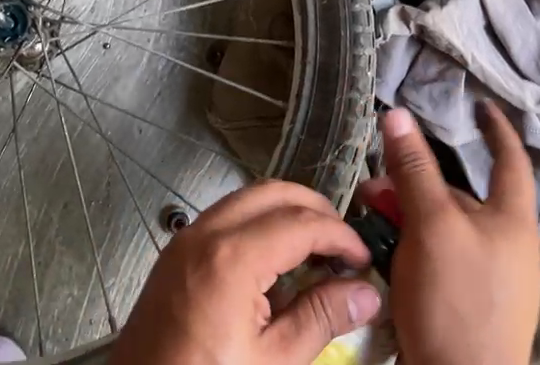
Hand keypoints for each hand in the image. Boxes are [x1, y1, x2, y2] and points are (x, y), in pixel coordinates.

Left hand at [108, 180, 380, 364]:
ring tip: (315, 252)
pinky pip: (224, 218)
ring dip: (284, 213)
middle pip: (272, 192)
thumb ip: (321, 318)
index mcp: (231, 257)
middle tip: (343, 243)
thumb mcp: (274, 362)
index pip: (300, 222)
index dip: (339, 235)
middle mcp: (205, 233)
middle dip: (313, 209)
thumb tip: (365, 293)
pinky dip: (256, 224)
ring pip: (246, 199)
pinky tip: (275, 265)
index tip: (364, 257)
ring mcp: (185, 240)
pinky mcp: (175, 255)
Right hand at [362, 104, 539, 364]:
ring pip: (443, 227)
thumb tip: (397, 113)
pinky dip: (412, 244)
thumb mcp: (431, 224)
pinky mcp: (466, 304)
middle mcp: (505, 245)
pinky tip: (383, 248)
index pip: (510, 159)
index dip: (496, 128)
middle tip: (376, 179)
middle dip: (418, 179)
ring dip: (407, 213)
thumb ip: (413, 169)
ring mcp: (487, 278)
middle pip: (460, 195)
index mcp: (512, 221)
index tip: (479, 104)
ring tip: (370, 213)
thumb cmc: (457, 299)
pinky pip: (438, 258)